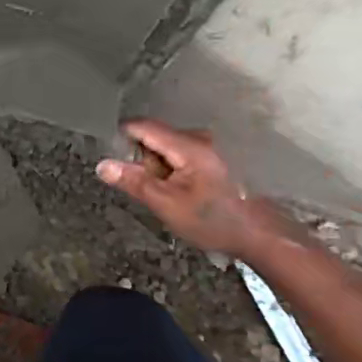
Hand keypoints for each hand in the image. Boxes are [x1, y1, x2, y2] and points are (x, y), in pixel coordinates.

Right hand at [97, 120, 280, 257]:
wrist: (258, 235)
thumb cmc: (212, 221)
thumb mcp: (166, 204)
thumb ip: (134, 181)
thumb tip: (103, 164)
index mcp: (188, 145)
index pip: (143, 126)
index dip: (122, 137)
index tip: (109, 154)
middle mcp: (200, 139)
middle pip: (155, 137)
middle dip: (142, 159)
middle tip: (142, 188)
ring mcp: (209, 148)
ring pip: (168, 149)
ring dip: (157, 168)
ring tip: (163, 195)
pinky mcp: (214, 160)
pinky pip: (181, 157)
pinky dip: (172, 171)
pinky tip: (179, 194)